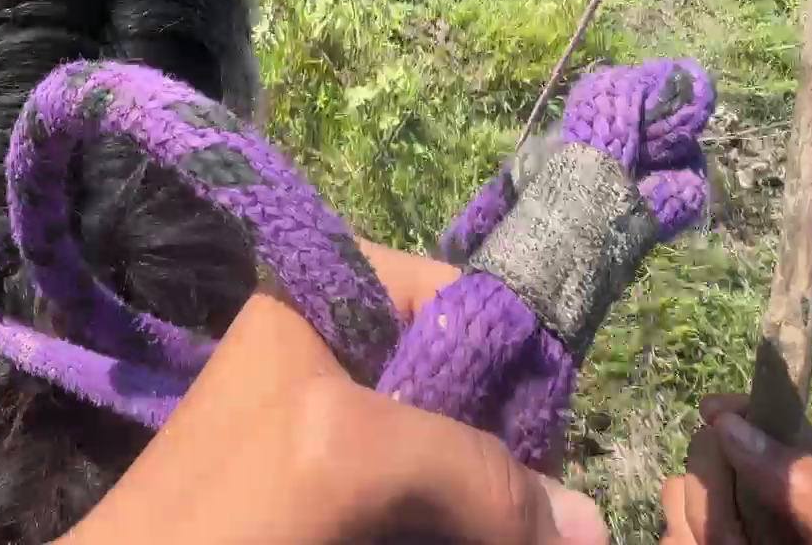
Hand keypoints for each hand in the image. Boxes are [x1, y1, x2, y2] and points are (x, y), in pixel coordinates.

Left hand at [61, 241, 608, 544]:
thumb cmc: (226, 502)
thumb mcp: (344, 450)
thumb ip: (469, 465)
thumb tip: (585, 523)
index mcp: (334, 290)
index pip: (461, 298)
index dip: (513, 365)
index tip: (543, 450)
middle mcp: (341, 338)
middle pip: (467, 380)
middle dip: (504, 449)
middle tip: (532, 518)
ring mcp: (340, 410)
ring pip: (453, 441)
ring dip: (485, 495)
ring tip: (502, 531)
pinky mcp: (340, 475)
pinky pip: (423, 487)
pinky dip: (454, 517)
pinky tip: (455, 534)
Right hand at [660, 395, 811, 544]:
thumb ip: (809, 492)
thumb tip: (729, 423)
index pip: (766, 418)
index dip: (734, 411)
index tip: (712, 418)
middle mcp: (773, 498)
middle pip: (711, 448)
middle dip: (713, 493)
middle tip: (737, 544)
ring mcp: (739, 527)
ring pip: (680, 490)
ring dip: (695, 527)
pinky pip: (670, 531)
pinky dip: (684, 544)